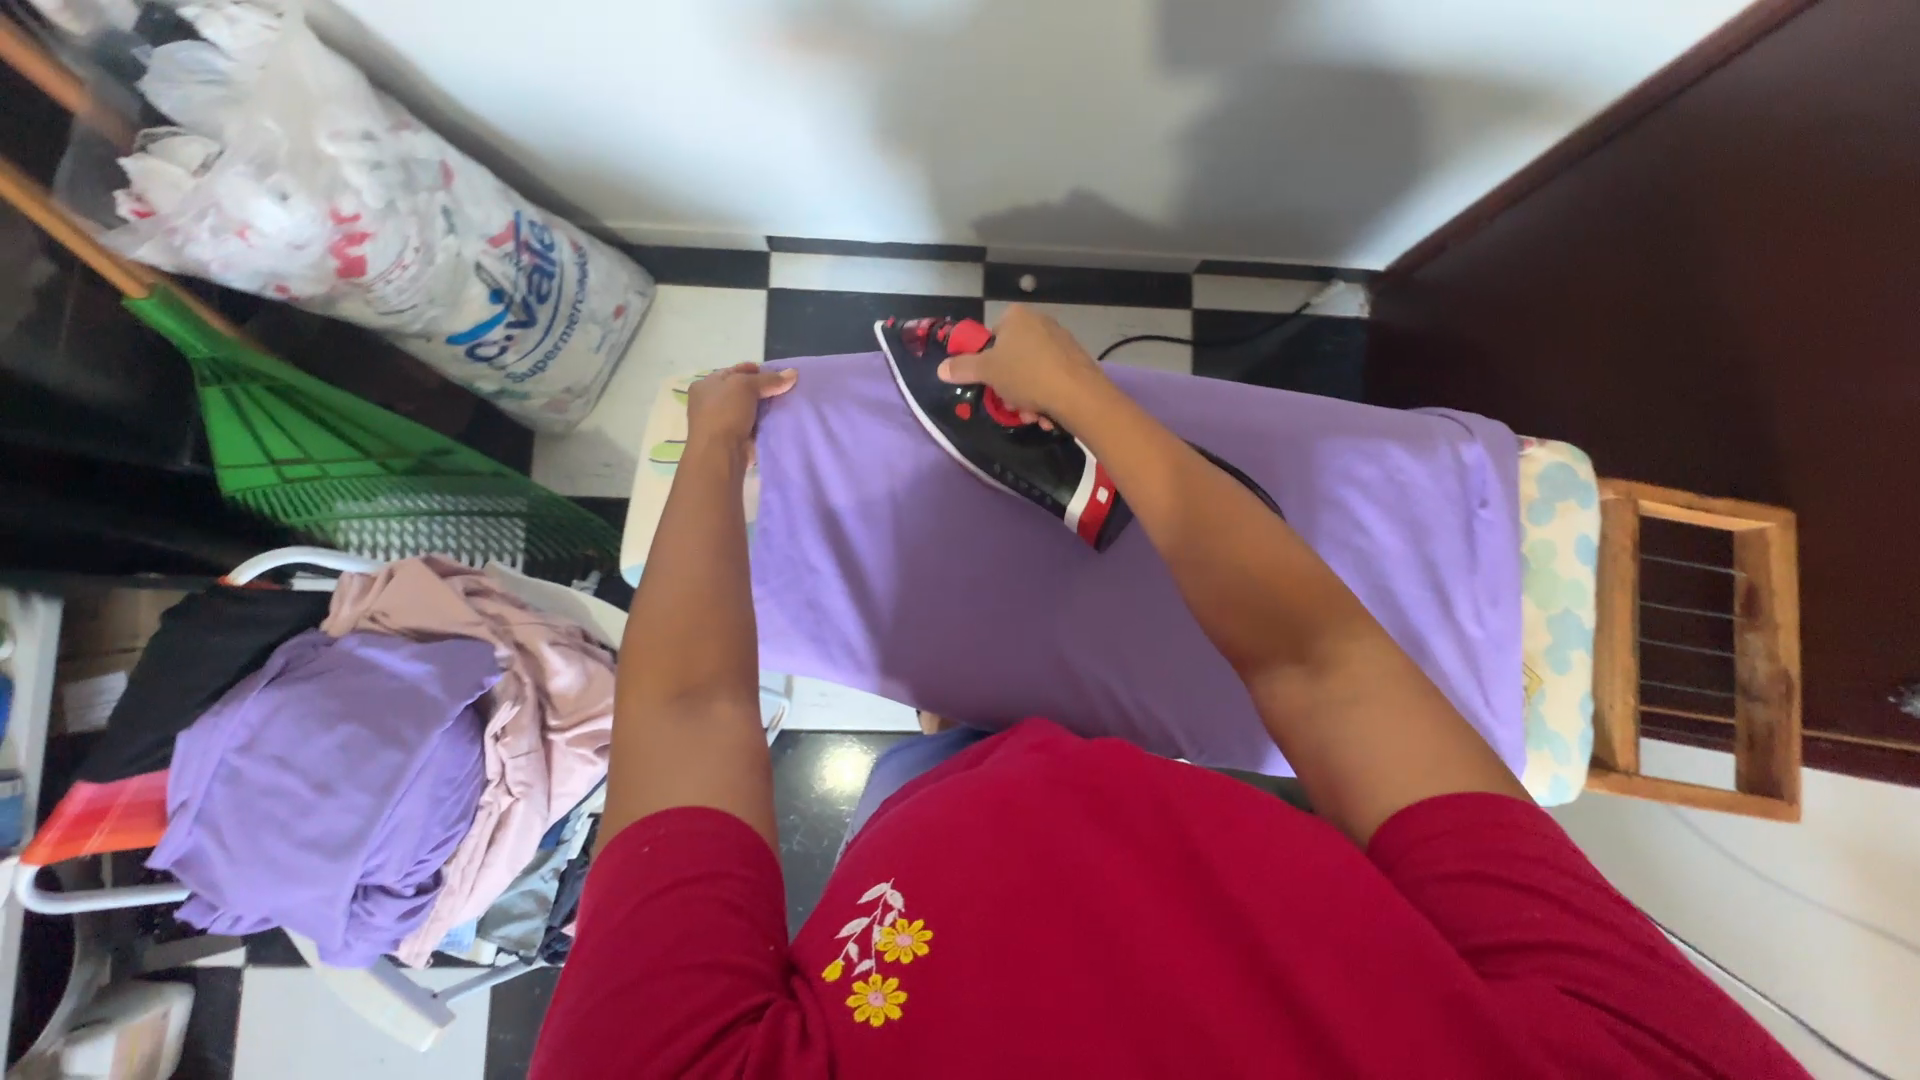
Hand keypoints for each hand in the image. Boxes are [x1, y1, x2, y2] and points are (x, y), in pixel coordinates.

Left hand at [686, 362, 797, 447]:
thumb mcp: (745, 386)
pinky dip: (766, 423)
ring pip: (750, 409)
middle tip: (785, 389)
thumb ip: (770, 379)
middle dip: (763, 390)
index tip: (777, 374)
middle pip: (742, 390)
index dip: (755, 370)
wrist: (720, 453)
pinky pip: (754, 425)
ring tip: (787, 403)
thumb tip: (793, 373)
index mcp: (706, 385)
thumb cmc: (725, 412)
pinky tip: (780, 420)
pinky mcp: (735, 438)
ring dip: (766, 408)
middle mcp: (711, 402)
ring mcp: (722, 422)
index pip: (734, 372)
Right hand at [936, 305, 1106, 428]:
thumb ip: (963, 368)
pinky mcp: (1076, 361)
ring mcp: (1061, 341)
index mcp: (1017, 316)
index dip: (988, 362)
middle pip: (1013, 358)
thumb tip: (941, 368)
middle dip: (1010, 387)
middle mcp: (1041, 322)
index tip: (991, 383)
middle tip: (1013, 405)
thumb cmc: (1026, 375)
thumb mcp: (987, 372)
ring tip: (1032, 414)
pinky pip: (1052, 378)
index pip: (993, 336)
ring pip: (1032, 372)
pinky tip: (1047, 413)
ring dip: (1027, 398)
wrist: (1078, 394)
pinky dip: (1046, 396)